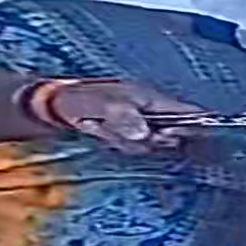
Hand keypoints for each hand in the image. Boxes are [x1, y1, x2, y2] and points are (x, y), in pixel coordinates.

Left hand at [47, 80, 200, 152]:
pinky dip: (120, 144)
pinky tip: (100, 133)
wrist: (49, 104)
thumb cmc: (82, 98)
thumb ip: (127, 118)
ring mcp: (146, 125)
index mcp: (160, 101)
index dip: (196, 126)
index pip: (196, 115)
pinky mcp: (132, 135)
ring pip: (155, 143)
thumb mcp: (105, 104)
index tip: (172, 133)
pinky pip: (138, 146)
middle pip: (178, 134)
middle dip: (154, 139)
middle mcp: (159, 114)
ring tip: (102, 128)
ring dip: (129, 142)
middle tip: (129, 135)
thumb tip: (145, 135)